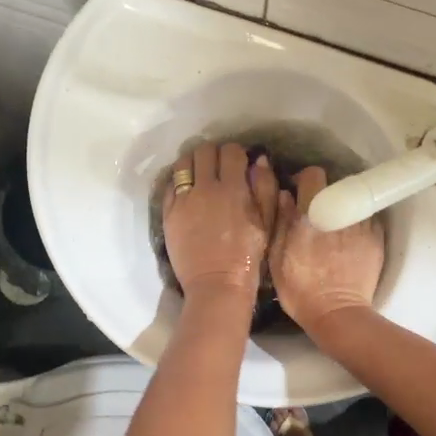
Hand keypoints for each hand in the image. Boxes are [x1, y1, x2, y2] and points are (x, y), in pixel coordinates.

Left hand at [161, 142, 277, 298]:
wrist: (217, 284)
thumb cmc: (248, 256)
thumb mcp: (267, 222)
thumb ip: (265, 188)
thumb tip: (258, 160)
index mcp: (234, 189)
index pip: (231, 151)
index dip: (236, 153)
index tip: (238, 162)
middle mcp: (206, 188)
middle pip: (204, 151)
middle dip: (214, 154)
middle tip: (219, 166)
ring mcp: (183, 200)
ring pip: (183, 163)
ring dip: (193, 163)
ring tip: (200, 175)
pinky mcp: (168, 213)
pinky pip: (170, 185)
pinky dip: (179, 182)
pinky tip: (187, 191)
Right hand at [269, 165, 384, 332]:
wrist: (338, 314)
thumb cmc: (300, 290)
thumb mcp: (278, 258)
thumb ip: (281, 222)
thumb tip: (285, 195)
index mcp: (312, 214)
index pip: (313, 175)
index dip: (305, 180)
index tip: (299, 192)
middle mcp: (340, 213)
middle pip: (335, 185)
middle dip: (324, 194)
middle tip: (316, 211)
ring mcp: (362, 225)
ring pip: (352, 201)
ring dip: (342, 207)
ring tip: (334, 225)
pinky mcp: (377, 238)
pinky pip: (367, 218)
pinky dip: (358, 222)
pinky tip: (349, 238)